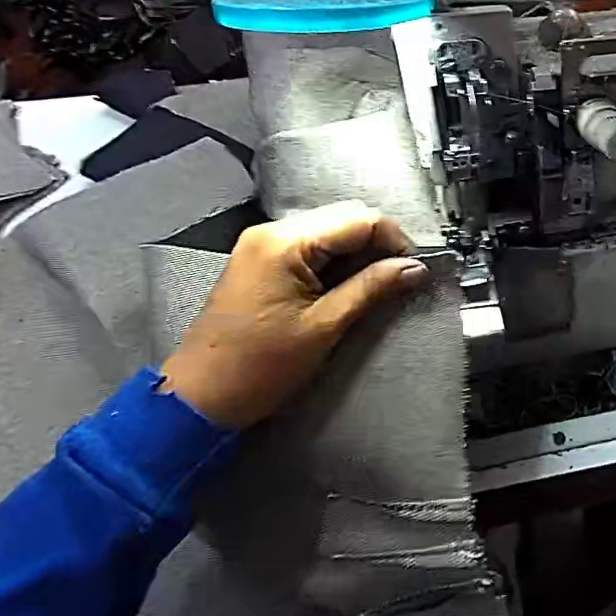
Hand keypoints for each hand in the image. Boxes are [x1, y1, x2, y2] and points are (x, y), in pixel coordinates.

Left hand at [160, 200, 430, 428]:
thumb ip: (373, 288)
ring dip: (362, 252)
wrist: (198, 399)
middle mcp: (272, 232)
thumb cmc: (259, 366)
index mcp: (285, 243)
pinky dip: (340, 260)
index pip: (360, 219)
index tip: (414, 270)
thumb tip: (416, 268)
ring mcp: (265, 245)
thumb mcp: (325, 326)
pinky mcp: (264, 260)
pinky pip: (315, 245)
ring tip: (378, 284)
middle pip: (347, 217)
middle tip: (400, 277)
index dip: (395, 241)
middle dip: (381, 243)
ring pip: (334, 229)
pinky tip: (350, 285)